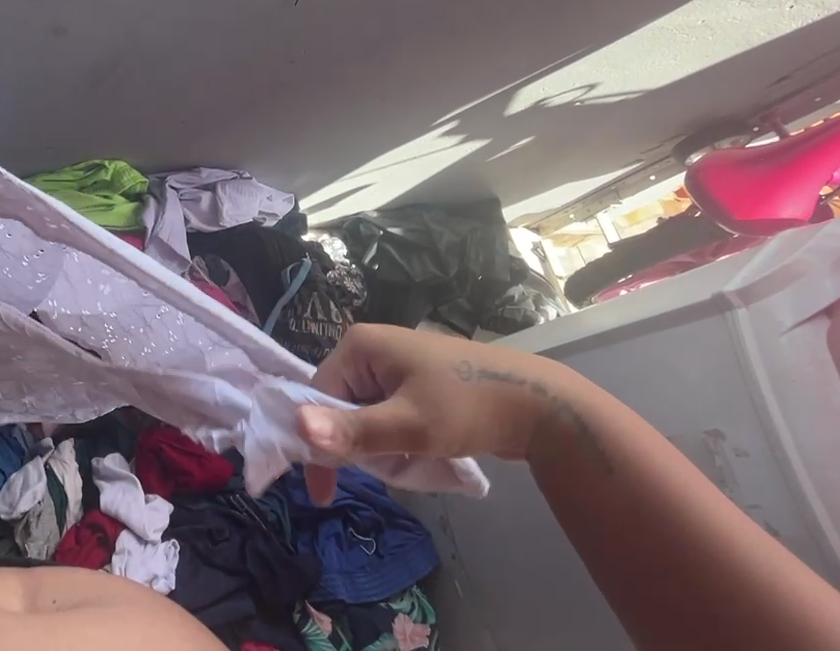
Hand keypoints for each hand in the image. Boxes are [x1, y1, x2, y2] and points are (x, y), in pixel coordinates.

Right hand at [299, 323, 587, 501]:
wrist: (542, 405)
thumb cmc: (469, 407)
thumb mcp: (410, 425)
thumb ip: (353, 430)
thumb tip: (297, 427)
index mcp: (358, 345)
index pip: (317, 395)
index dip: (319, 442)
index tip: (326, 493)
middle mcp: (370, 346)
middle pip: (340, 406)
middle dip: (361, 445)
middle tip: (395, 468)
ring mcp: (393, 361)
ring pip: (364, 414)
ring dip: (382, 446)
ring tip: (417, 458)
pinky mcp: (414, 378)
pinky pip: (386, 412)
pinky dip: (398, 437)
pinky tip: (424, 448)